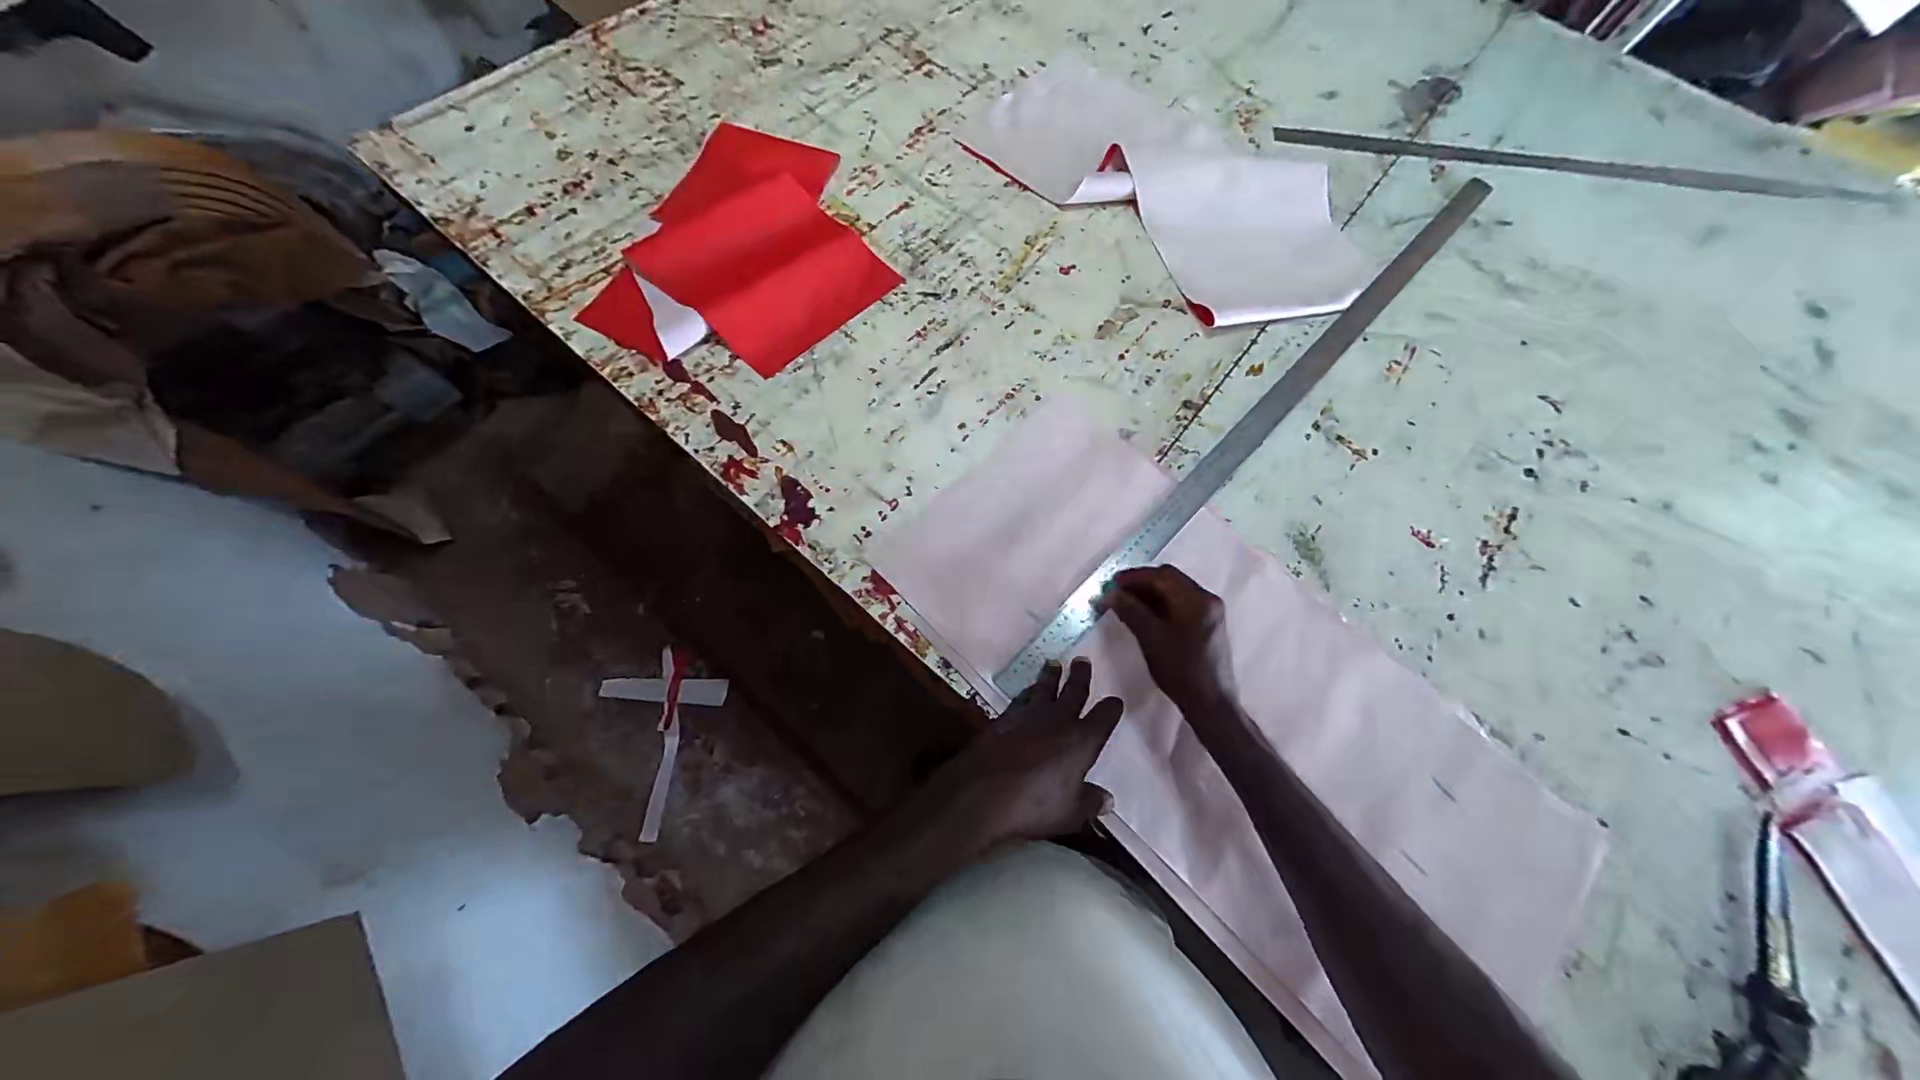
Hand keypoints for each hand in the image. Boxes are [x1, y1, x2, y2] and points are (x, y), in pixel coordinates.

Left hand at [920, 658, 1123, 848]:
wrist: (982, 791)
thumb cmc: (1034, 804)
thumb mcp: (1070, 812)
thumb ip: (1089, 802)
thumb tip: (1107, 800)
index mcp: (1081, 740)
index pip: (1103, 718)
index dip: (1111, 709)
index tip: (1115, 702)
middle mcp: (1057, 721)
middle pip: (1073, 692)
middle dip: (1080, 677)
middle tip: (1082, 661)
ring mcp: (1028, 716)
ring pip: (1044, 689)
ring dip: (1050, 676)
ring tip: (1053, 664)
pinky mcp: (1003, 719)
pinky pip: (1021, 699)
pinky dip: (1027, 693)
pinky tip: (1026, 692)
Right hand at [1103, 565, 1237, 709]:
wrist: (1209, 703)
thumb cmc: (1181, 670)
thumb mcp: (1151, 639)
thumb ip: (1130, 611)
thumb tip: (1110, 594)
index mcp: (1197, 600)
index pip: (1163, 576)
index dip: (1135, 576)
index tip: (1112, 583)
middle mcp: (1207, 600)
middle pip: (1170, 581)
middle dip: (1141, 584)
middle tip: (1116, 592)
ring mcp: (1210, 612)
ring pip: (1174, 592)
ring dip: (1149, 595)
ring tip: (1125, 605)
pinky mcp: (1207, 624)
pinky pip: (1180, 605)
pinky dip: (1160, 606)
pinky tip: (1142, 616)